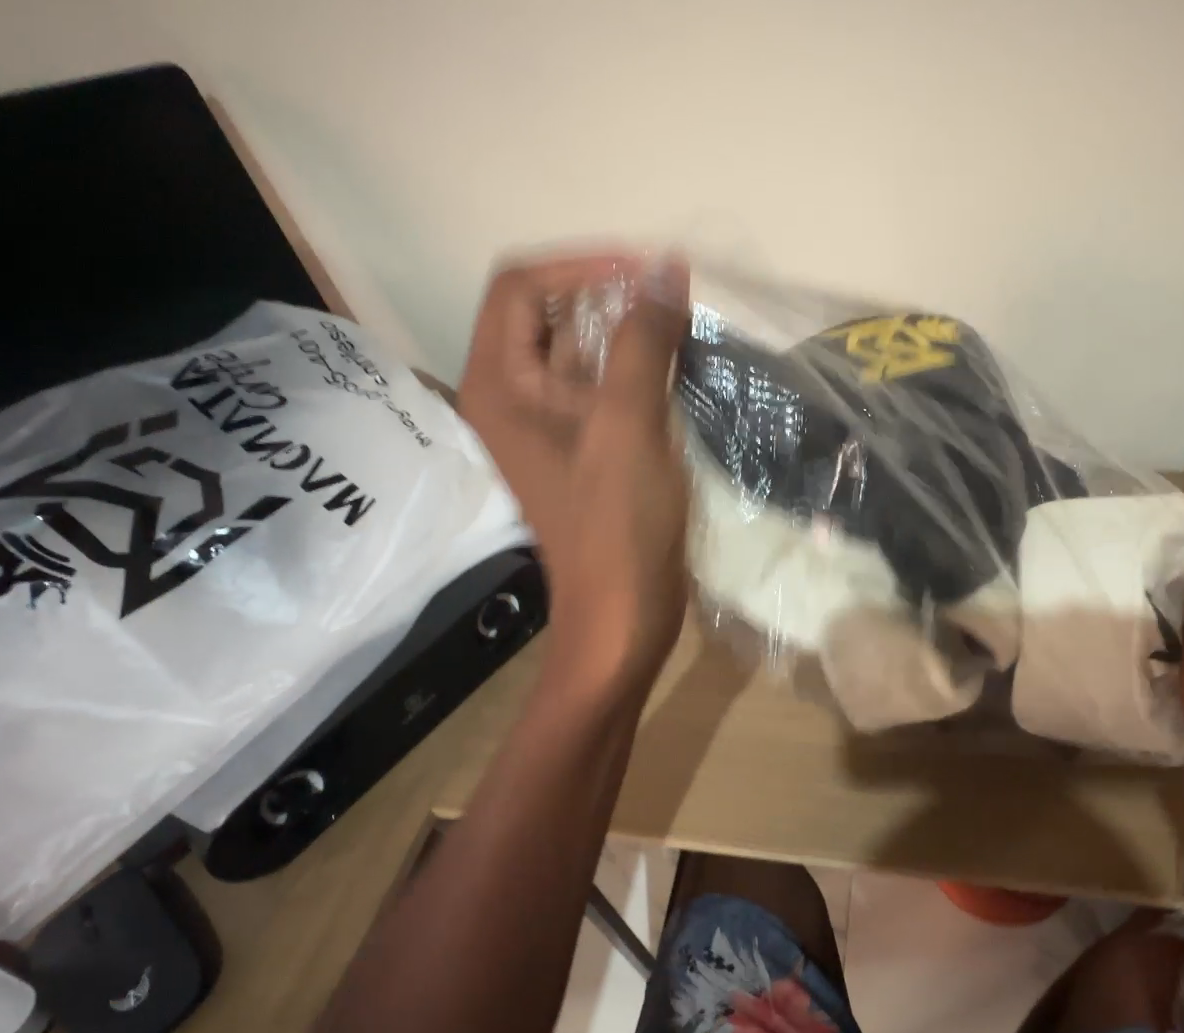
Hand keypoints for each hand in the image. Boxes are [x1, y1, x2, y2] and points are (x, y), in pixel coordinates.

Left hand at [457, 253, 691, 680]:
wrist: (623, 617)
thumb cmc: (617, 523)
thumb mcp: (628, 423)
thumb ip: (643, 339)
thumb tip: (666, 267)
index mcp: (499, 384)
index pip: (520, 286)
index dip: (580, 264)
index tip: (646, 272)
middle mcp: (513, 397)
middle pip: (549, 314)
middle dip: (609, 294)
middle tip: (671, 296)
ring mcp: (549, 426)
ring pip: (582, 352)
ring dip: (629, 331)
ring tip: (684, 324)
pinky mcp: (584, 449)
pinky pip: (605, 389)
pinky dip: (638, 369)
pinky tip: (681, 367)